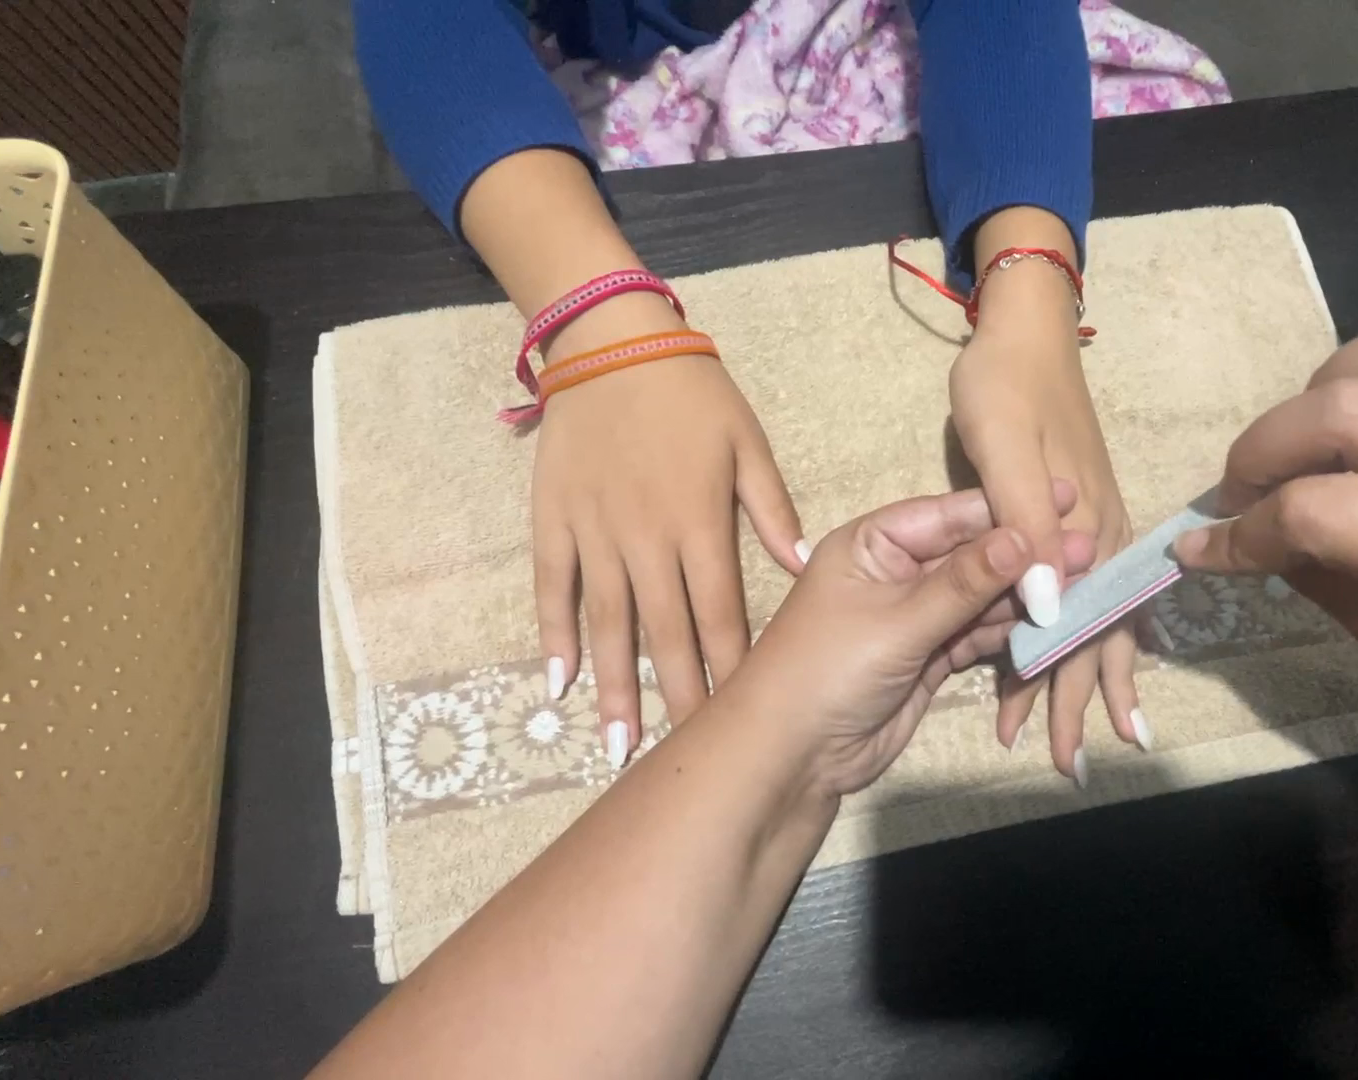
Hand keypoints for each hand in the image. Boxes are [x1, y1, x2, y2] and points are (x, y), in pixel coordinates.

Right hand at [535, 350, 806, 762]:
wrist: (611, 344)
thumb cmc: (692, 394)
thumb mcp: (747, 443)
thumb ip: (773, 508)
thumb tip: (804, 562)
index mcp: (700, 523)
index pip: (720, 612)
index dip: (730, 667)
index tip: (741, 716)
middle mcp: (646, 541)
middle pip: (666, 633)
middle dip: (678, 696)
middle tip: (684, 755)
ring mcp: (594, 535)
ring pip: (608, 624)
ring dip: (615, 686)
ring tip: (618, 744)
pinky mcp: (553, 522)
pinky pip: (553, 588)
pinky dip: (555, 634)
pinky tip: (559, 681)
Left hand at [731, 483, 1097, 796]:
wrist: (793, 755)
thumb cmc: (830, 669)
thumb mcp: (897, 621)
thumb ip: (963, 583)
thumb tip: (1024, 536)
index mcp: (873, 543)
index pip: (948, 516)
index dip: (1004, 509)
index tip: (1061, 499)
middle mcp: (896, 571)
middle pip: (970, 556)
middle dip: (1023, 558)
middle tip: (1086, 549)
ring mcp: (915, 615)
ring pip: (979, 598)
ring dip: (1023, 597)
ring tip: (1082, 588)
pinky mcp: (929, 655)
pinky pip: (977, 635)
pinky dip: (1009, 634)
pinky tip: (1050, 626)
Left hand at [950, 285, 1141, 786]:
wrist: (1019, 329)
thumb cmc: (1001, 387)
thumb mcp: (1002, 455)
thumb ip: (1022, 530)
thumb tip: (1053, 611)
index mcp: (1069, 521)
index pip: (1071, 613)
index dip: (1064, 673)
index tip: (1059, 735)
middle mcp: (1074, 534)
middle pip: (1080, 628)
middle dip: (1074, 692)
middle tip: (1074, 761)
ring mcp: (1061, 533)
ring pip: (1066, 620)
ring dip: (1065, 675)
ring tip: (1071, 736)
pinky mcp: (1046, 524)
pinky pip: (1045, 597)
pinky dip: (1044, 641)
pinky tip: (1047, 673)